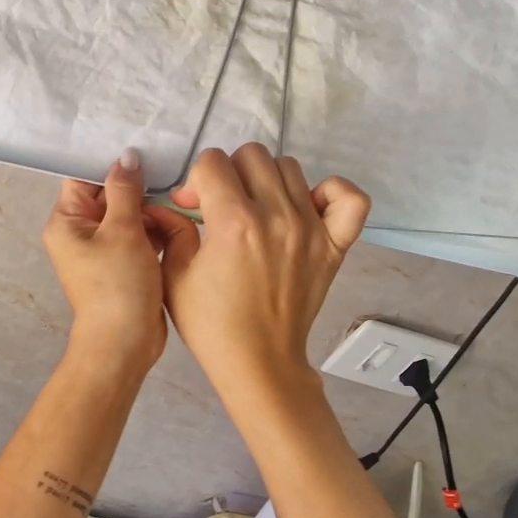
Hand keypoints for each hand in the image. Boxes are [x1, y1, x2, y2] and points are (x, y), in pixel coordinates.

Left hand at [43, 149, 168, 367]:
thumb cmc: (118, 285)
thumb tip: (126, 157)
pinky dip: (156, 230)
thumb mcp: (123, 230)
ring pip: (129, 216)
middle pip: (109, 196)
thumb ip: (125, 190)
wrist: (125, 342)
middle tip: (170, 177)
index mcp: (66, 222)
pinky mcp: (123, 264)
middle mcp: (79, 233)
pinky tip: (179, 223)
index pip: (84, 179)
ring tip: (178, 202)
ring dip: (152, 211)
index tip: (145, 152)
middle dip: (139, 190)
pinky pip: (139, 236)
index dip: (113, 166)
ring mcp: (101, 250)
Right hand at [146, 144, 369, 388]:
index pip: (213, 162)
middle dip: (228, 173)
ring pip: (290, 168)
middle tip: (220, 205)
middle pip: (253, 156)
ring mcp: (310, 228)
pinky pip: (348, 197)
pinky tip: (304, 207)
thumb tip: (168, 205)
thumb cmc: (210, 323)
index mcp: (233, 223)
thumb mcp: (174, 276)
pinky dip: (329, 192)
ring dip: (266, 181)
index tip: (189, 206)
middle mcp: (276, 216)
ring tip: (255, 210)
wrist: (258, 360)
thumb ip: (172, 230)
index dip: (194, 180)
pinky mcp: (334, 244)